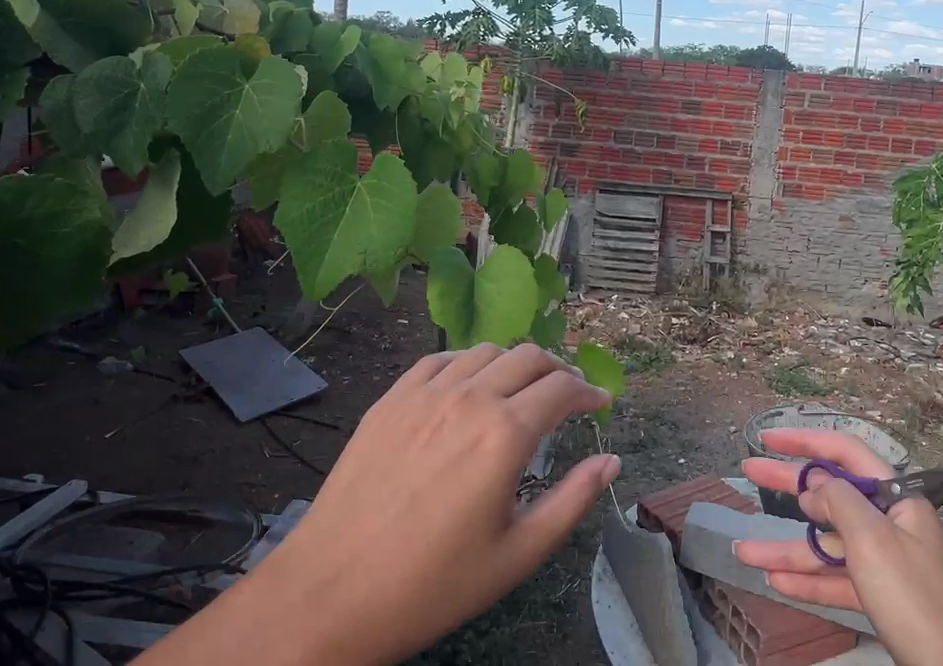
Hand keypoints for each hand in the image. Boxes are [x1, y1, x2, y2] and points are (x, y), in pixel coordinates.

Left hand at [137, 343, 620, 665]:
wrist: (332, 590)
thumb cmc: (433, 584)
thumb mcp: (517, 555)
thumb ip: (572, 501)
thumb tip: (610, 460)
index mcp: (505, 434)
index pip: (562, 388)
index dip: (589, 392)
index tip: (599, 403)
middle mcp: (468, 398)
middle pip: (528, 356)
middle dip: (557, 370)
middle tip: (566, 396)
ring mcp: (423, 393)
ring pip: (484, 351)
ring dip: (512, 363)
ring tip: (518, 391)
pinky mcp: (389, 399)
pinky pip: (437, 360)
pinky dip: (465, 365)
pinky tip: (465, 389)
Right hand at [737, 429, 942, 665]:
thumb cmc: (914, 597)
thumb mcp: (873, 539)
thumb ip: (839, 501)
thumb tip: (815, 488)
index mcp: (897, 499)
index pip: (847, 453)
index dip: (806, 441)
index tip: (768, 438)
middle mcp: (891, 524)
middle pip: (832, 495)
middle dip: (788, 486)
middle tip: (748, 470)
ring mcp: (886, 563)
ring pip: (828, 544)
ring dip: (787, 547)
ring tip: (744, 551)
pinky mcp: (881, 598)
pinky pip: (837, 580)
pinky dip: (807, 580)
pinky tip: (776, 580)